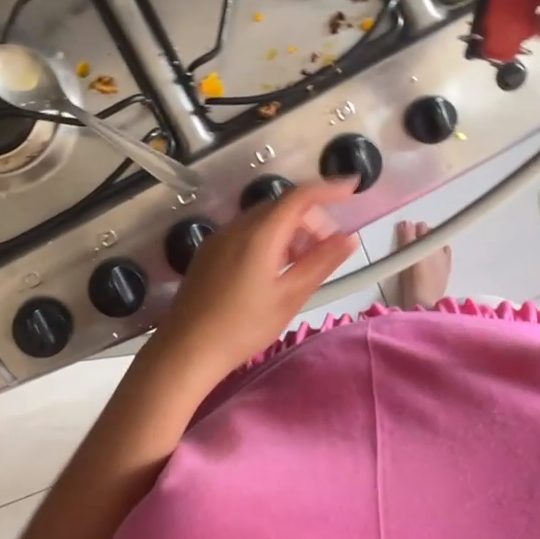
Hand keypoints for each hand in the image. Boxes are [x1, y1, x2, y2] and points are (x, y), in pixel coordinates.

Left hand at [151, 180, 360, 384]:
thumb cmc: (243, 327)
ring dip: (289, 231)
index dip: (328, 189)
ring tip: (302, 264)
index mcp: (259, 234)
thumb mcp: (289, 297)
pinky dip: (268, 240)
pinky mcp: (208, 254)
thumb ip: (321, 263)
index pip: (299, 197)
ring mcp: (218, 239)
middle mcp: (235, 227)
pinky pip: (244, 234)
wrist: (186, 350)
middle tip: (327, 248)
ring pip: (261, 220)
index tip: (353, 188)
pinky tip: (273, 270)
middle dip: (310, 219)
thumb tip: (348, 237)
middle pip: (280, 206)